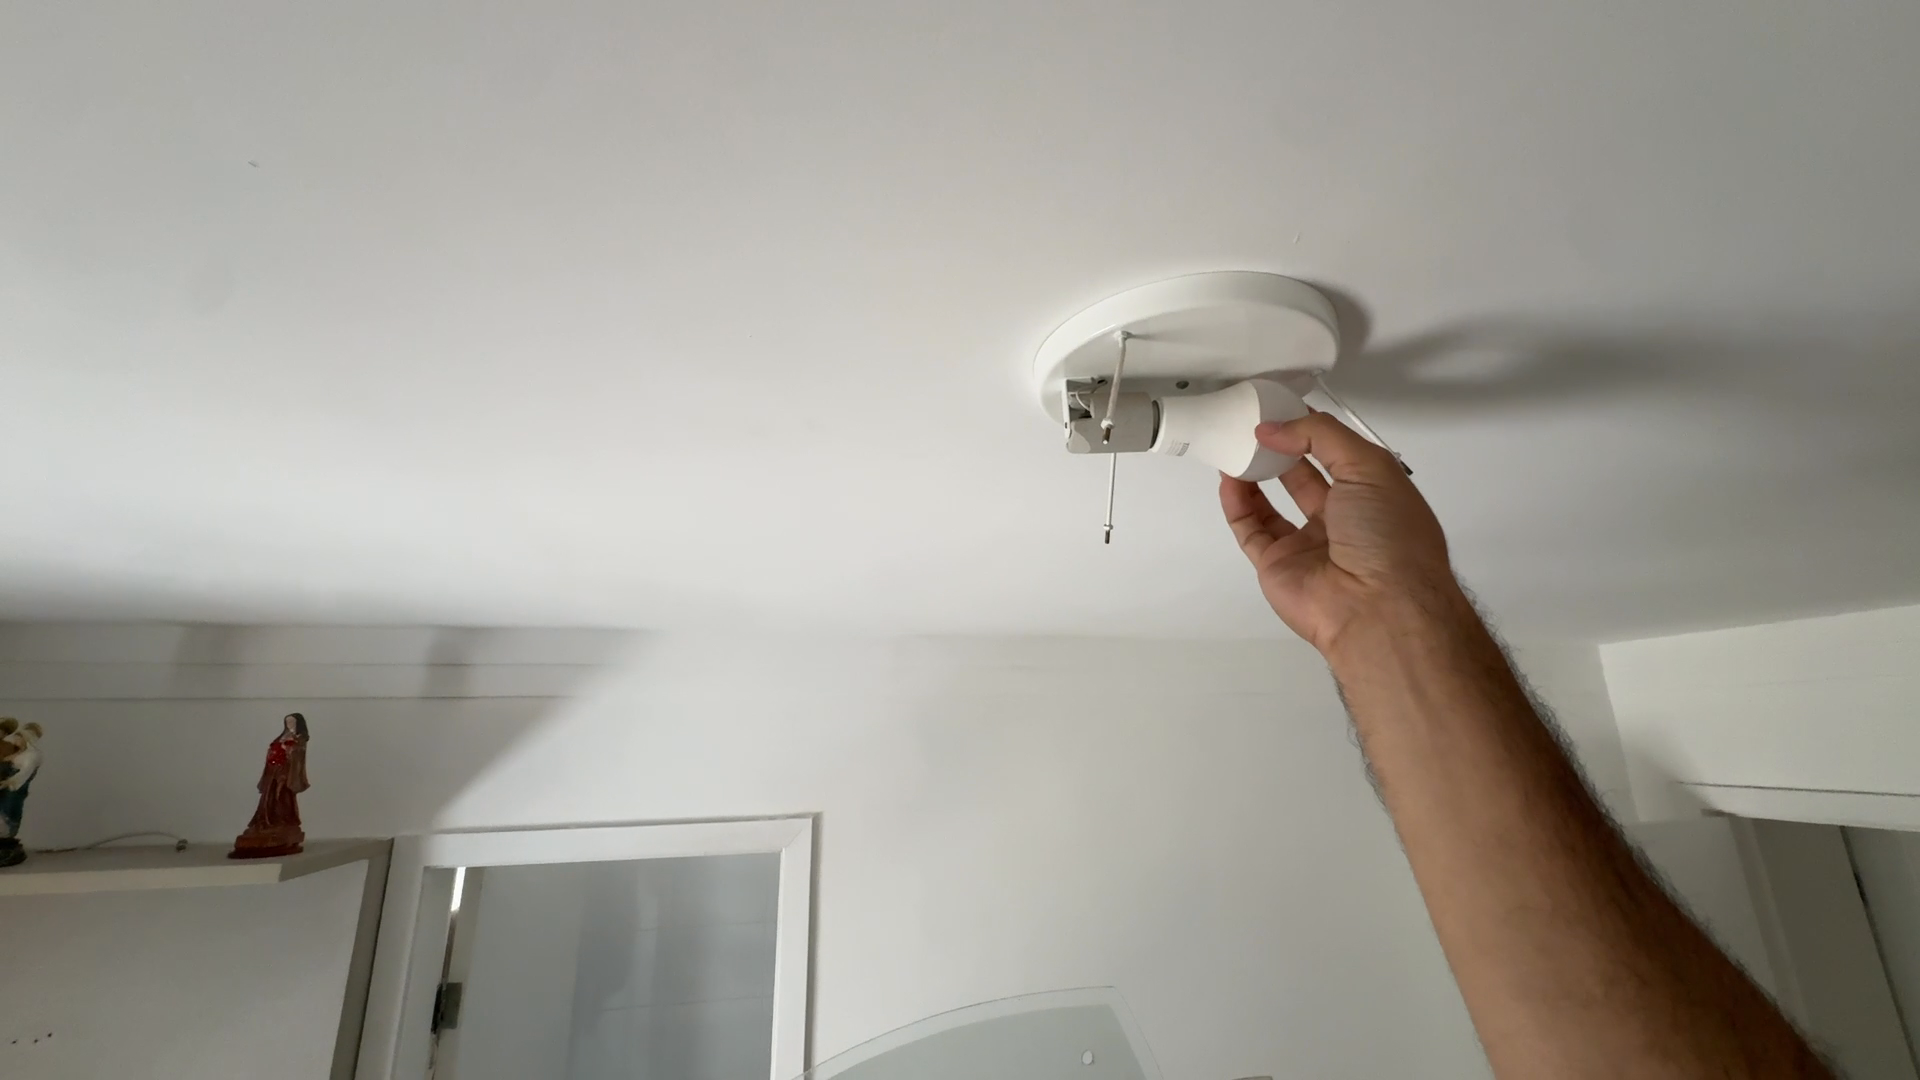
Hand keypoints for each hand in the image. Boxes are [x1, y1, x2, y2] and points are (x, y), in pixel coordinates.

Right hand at [1219, 412, 1459, 653]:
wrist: (1376, 608)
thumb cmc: (1388, 535)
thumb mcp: (1369, 467)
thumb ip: (1320, 437)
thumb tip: (1273, 429)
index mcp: (1372, 494)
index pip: (1336, 453)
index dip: (1309, 430)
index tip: (1280, 409)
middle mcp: (1340, 519)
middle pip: (1300, 476)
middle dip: (1277, 450)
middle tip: (1250, 426)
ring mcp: (1305, 544)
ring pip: (1270, 503)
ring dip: (1253, 474)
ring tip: (1235, 448)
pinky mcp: (1274, 564)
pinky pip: (1249, 529)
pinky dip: (1236, 503)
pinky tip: (1228, 479)